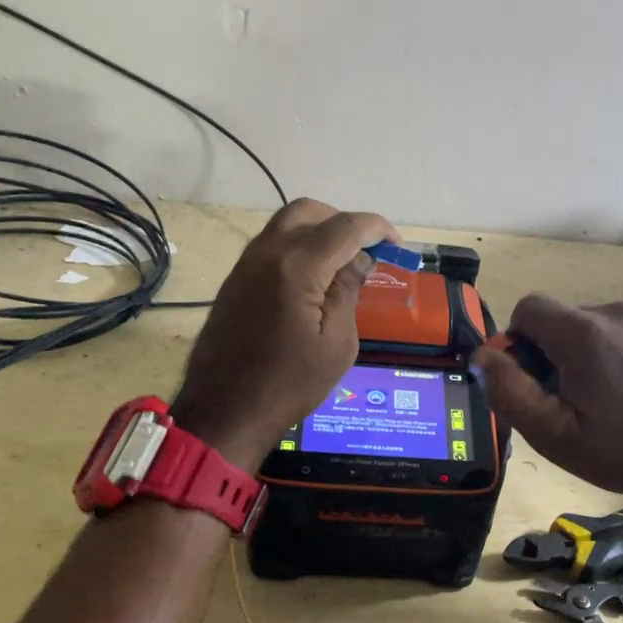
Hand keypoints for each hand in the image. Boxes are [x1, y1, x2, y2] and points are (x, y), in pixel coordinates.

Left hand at [172, 199, 399, 465]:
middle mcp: (267, 252)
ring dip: (317, 233)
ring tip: (341, 266)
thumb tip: (358, 260)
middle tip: (366, 251)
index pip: (346, 227)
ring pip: (285, 225)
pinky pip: (270, 247)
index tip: (396, 245)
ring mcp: (245, 264)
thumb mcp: (337, 343)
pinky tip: (312, 281)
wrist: (226, 410)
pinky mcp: (234, 281)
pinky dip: (296, 248)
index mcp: (297, 266)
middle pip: (309, 212)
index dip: (377, 229)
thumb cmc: (290, 384)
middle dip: (343, 223)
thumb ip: (348, 292)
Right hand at [470, 296, 622, 507]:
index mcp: (583, 332)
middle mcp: (619, 313)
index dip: (517, 343)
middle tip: (572, 407)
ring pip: (603, 333)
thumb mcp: (555, 435)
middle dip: (558, 356)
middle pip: (567, 323)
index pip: (529, 308)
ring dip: (594, 361)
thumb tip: (481, 358)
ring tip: (613, 410)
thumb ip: (510, 393)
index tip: (532, 383)